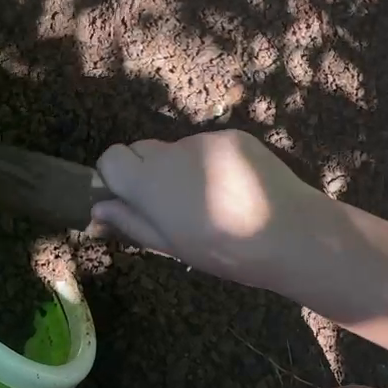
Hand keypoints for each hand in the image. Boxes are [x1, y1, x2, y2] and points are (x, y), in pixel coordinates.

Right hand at [91, 130, 331, 289]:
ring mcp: (205, 140)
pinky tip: (235, 190)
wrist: (291, 234)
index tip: (129, 199)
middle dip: (145, 171)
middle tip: (169, 206)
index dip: (114, 176)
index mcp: (150, 180)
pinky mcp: (234, 136)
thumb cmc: (224, 251)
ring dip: (182, 169)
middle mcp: (172, 151)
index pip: (111, 157)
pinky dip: (212, 164)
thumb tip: (97, 212)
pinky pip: (209, 147)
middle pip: (142, 149)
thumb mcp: (171, 245)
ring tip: (211, 202)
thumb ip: (130, 222)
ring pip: (178, 150)